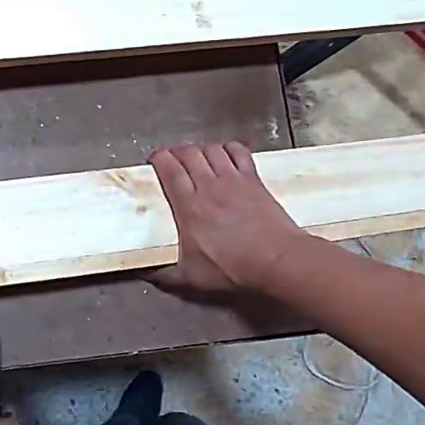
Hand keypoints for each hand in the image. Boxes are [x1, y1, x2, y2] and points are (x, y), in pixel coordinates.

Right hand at [148, 142, 312, 294]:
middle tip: (171, 158)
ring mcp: (233, 180)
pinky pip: (238, 151)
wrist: (276, 260)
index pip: (169, 169)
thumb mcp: (192, 277)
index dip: (158, 158)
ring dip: (199, 148)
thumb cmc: (235, 268)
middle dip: (176, 151)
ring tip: (195, 155)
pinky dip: (227, 147)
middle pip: (188, 153)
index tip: (154, 161)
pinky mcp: (253, 179)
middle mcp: (209, 187)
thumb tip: (148, 275)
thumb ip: (166, 274)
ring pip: (211, 148)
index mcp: (189, 207)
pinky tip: (224, 154)